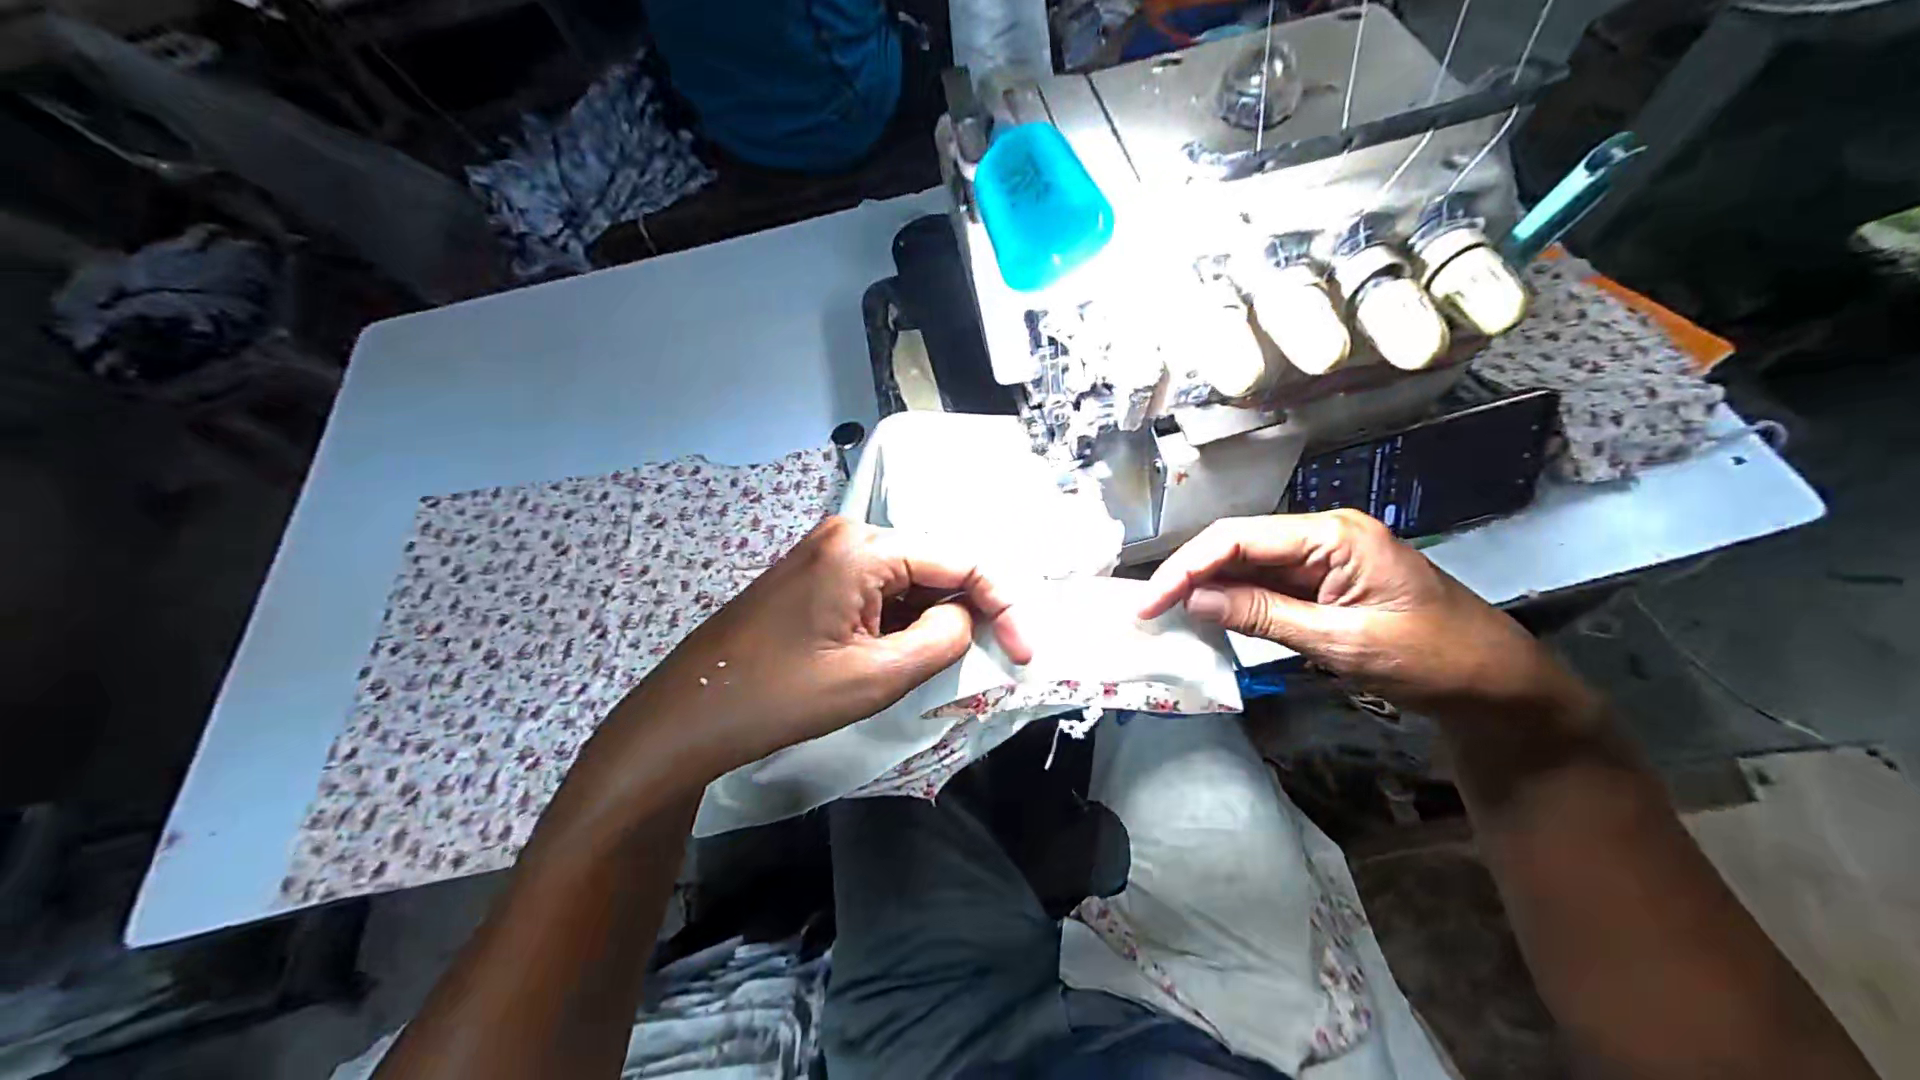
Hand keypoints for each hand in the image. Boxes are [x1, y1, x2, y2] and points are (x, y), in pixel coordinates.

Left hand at [610, 517, 1028, 781]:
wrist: (689, 712)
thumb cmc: (780, 696)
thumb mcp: (875, 677)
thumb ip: (940, 641)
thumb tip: (966, 620)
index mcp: (863, 547)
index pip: (960, 562)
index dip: (1003, 605)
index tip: (1025, 653)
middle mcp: (847, 534)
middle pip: (934, 566)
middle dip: (967, 612)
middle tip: (991, 660)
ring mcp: (826, 552)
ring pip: (907, 580)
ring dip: (932, 620)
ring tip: (936, 666)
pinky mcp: (814, 574)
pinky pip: (877, 588)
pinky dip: (900, 619)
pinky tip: (899, 653)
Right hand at [1139, 510, 1594, 720]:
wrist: (1496, 684)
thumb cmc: (1433, 659)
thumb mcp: (1342, 641)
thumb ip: (1263, 615)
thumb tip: (1192, 601)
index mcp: (1333, 535)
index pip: (1238, 539)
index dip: (1187, 568)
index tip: (1151, 601)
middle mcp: (1322, 535)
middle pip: (1236, 545)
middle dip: (1189, 575)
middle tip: (1149, 609)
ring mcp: (1323, 558)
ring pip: (1246, 564)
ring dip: (1206, 587)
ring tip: (1166, 613)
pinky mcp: (1323, 582)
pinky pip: (1266, 585)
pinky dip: (1233, 601)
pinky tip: (1207, 616)